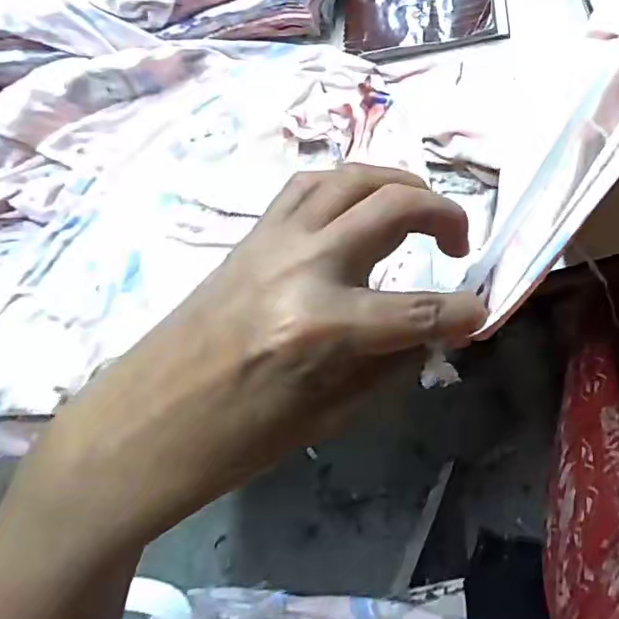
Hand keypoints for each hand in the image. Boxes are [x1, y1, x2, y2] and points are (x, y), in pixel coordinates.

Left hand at [10, 165, 487, 557]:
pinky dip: (351, 185)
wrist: (137, 429)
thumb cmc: (236, 440)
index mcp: (322, 329)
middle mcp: (302, 268)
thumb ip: (395, 362)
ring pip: (354, 178)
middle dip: (446, 215)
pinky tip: (362, 206)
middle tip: (458, 242)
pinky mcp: (253, 235)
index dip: (464, 312)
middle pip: (395, 208)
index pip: (420, 310)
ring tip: (421, 209)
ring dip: (402, 184)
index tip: (482, 312)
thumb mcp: (332, 416)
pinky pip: (311, 185)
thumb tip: (439, 329)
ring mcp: (273, 242)